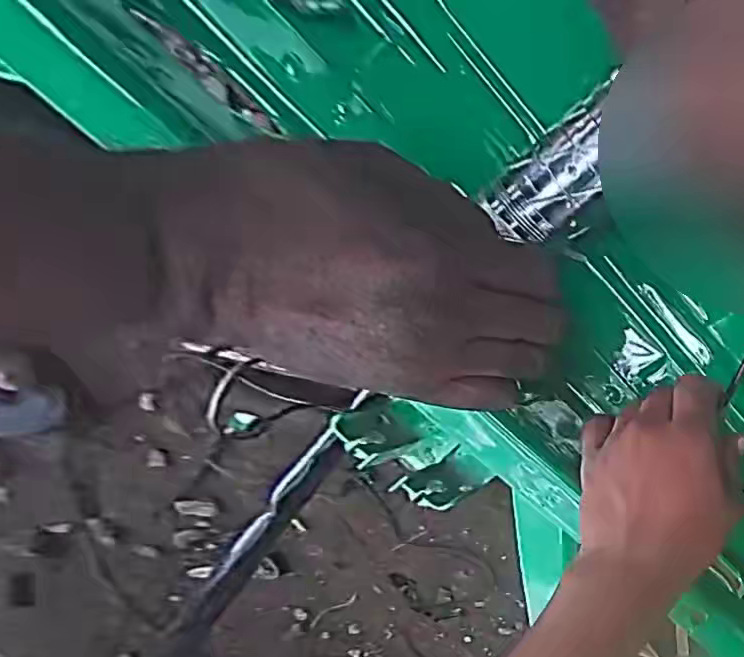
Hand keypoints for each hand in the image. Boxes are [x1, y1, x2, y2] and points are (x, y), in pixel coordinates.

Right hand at [133, 139, 563, 409]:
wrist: (198, 260)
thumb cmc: (278, 196)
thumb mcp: (373, 170)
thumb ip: (451, 209)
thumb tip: (495, 244)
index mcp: (447, 258)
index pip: (540, 277)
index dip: (541, 270)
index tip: (524, 264)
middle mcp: (455, 316)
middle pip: (545, 325)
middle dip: (545, 309)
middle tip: (521, 297)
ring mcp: (439, 360)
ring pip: (528, 364)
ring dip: (529, 345)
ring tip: (508, 329)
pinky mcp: (416, 390)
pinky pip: (494, 398)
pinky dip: (506, 382)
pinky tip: (491, 363)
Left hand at [577, 375, 743, 599]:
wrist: (632, 565)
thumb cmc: (689, 539)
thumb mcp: (728, 506)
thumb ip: (731, 466)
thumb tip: (731, 439)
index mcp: (689, 435)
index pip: (696, 388)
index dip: (708, 391)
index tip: (715, 406)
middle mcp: (650, 427)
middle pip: (664, 394)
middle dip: (679, 405)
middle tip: (688, 431)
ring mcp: (616, 440)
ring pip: (633, 408)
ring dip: (649, 417)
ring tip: (656, 443)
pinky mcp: (591, 457)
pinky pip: (600, 425)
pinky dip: (613, 427)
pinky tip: (621, 444)